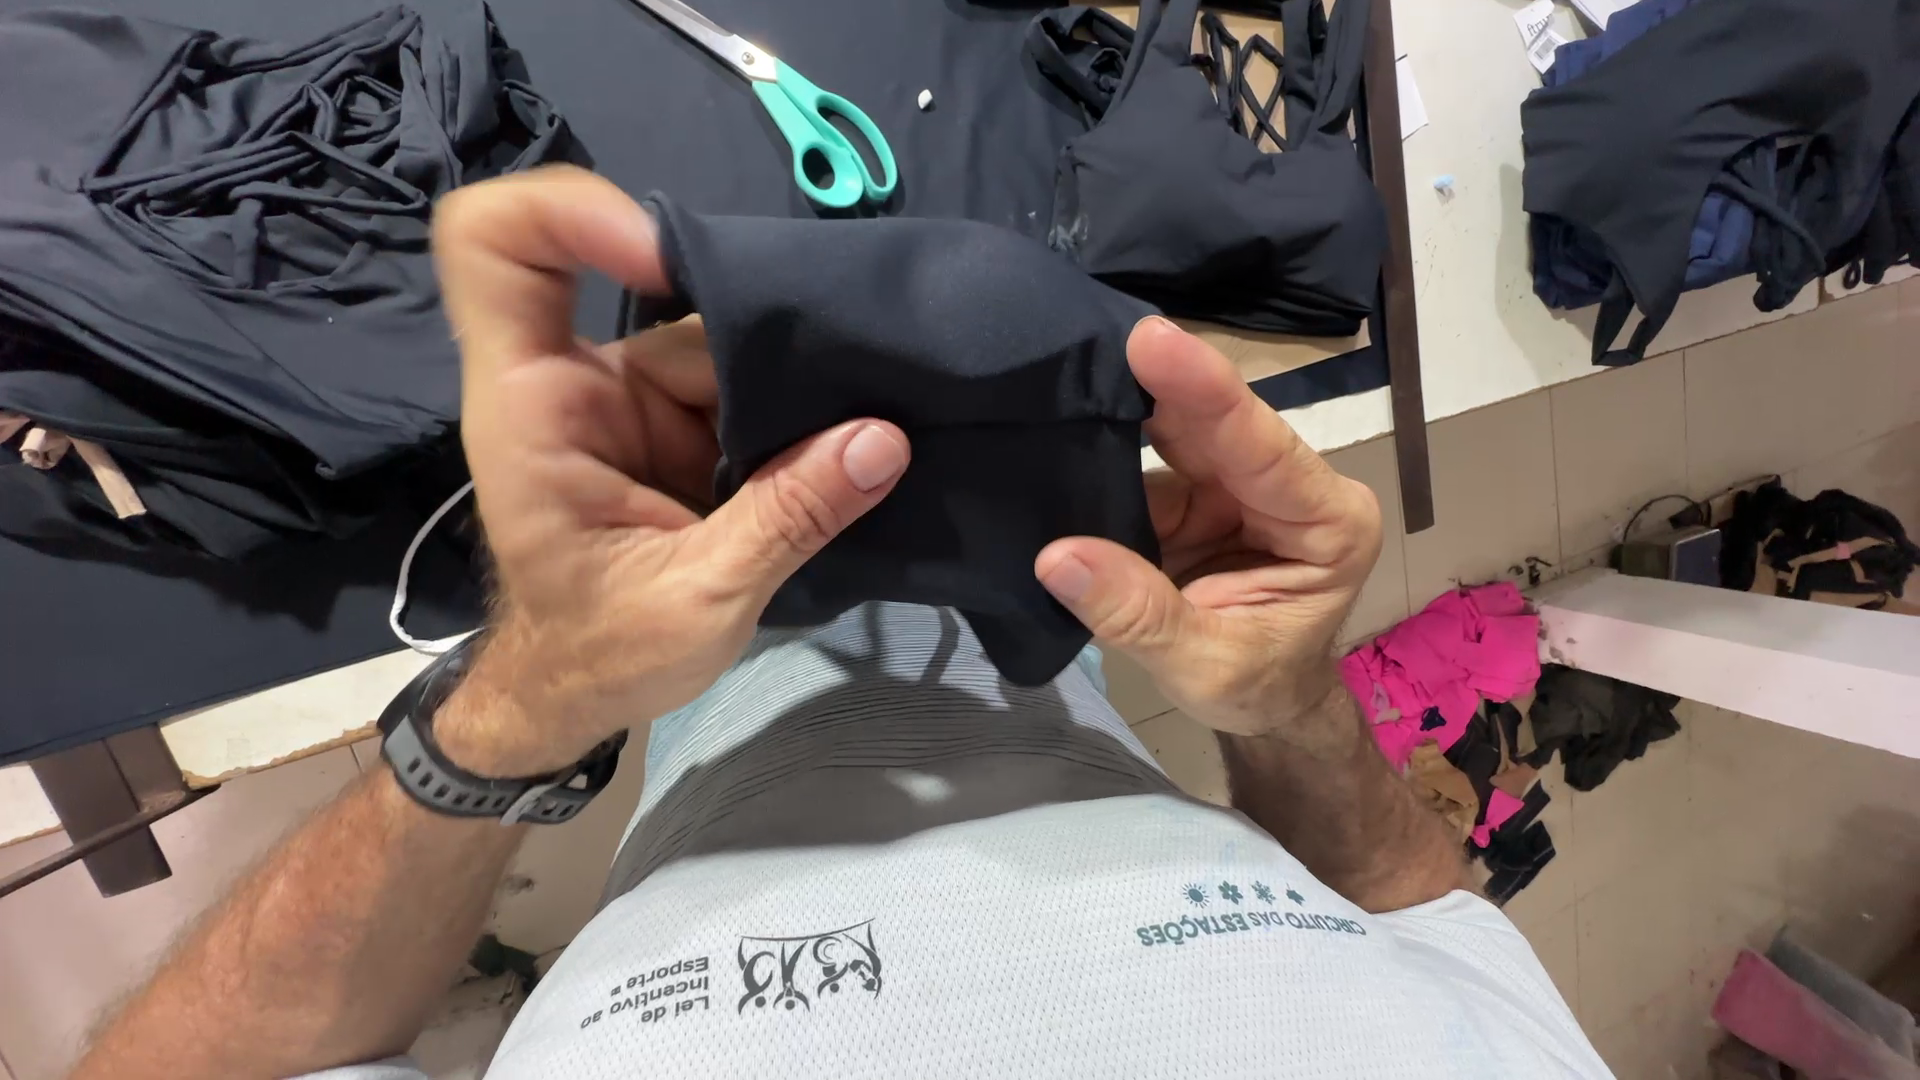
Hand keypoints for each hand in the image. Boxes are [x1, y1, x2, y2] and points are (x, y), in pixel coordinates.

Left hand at [429, 166, 910, 774]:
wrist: (583, 694)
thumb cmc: (602, 653)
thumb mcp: (700, 596)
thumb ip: (788, 519)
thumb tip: (885, 440)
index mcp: (541, 406)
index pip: (500, 249)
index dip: (571, 216)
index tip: (667, 257)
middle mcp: (587, 386)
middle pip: (680, 311)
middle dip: (769, 344)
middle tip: (859, 379)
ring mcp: (640, 407)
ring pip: (731, 356)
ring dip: (797, 392)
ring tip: (868, 421)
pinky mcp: (683, 435)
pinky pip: (750, 396)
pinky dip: (798, 419)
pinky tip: (847, 440)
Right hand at [1035, 317, 1382, 743]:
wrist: (1257, 705)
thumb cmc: (1258, 688)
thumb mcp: (1206, 666)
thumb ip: (1139, 615)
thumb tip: (1056, 557)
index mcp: (1325, 522)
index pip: (1262, 446)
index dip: (1205, 391)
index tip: (1151, 340)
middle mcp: (1283, 489)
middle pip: (1213, 425)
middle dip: (1155, 384)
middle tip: (1084, 342)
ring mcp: (1231, 487)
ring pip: (1171, 435)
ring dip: (1118, 413)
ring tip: (1057, 377)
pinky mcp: (1188, 497)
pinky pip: (1138, 468)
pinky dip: (1100, 457)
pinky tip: (1059, 428)